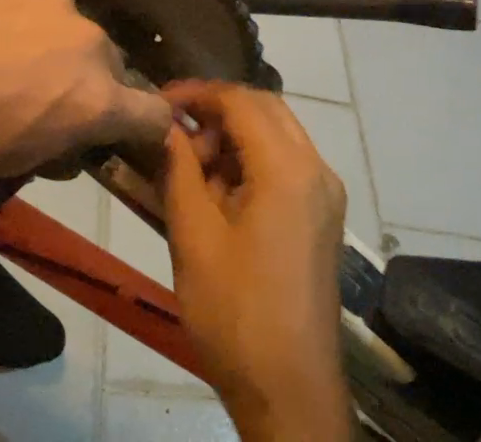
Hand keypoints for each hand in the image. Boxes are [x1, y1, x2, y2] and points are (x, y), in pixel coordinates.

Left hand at [0, 0, 171, 178]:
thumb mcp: (15, 161)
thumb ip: (65, 139)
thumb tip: (76, 129)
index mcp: (94, 100)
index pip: (152, 113)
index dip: (140, 124)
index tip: (117, 126)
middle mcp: (90, 42)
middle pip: (105, 60)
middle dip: (80, 76)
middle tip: (30, 86)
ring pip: (67, 20)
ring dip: (47, 34)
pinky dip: (16, 3)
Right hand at [161, 82, 350, 439]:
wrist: (290, 388)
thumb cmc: (234, 311)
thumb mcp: (192, 235)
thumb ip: (177, 169)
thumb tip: (163, 124)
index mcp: (289, 169)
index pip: (241, 101)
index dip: (196, 93)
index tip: (155, 101)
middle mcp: (317, 170)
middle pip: (264, 111)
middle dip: (215, 112)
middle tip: (171, 134)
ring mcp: (324, 196)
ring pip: (276, 137)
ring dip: (232, 137)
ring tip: (188, 168)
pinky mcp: (321, 219)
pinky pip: (285, 167)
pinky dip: (249, 163)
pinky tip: (215, 192)